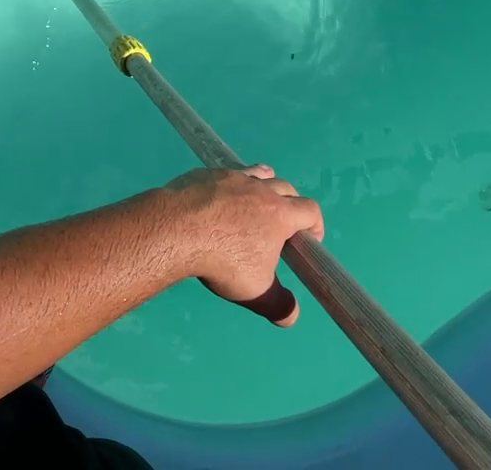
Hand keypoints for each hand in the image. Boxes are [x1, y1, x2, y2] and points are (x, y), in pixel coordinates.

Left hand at [162, 165, 323, 326]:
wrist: (175, 228)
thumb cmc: (222, 260)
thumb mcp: (256, 292)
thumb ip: (279, 305)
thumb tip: (291, 317)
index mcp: (279, 213)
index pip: (310, 210)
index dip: (315, 225)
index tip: (308, 240)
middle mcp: (258, 188)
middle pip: (285, 187)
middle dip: (290, 204)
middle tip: (280, 225)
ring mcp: (230, 176)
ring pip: (257, 172)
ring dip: (262, 185)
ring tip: (254, 204)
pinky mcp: (205, 172)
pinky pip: (225, 173)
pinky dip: (229, 185)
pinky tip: (216, 201)